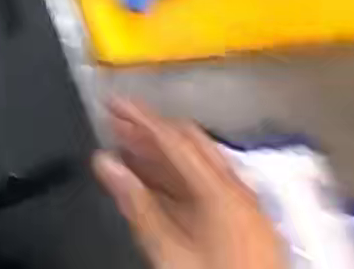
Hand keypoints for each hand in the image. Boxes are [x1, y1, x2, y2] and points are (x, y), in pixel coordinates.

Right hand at [92, 98, 285, 268]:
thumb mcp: (168, 251)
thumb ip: (136, 203)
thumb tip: (105, 162)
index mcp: (223, 193)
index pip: (175, 140)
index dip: (140, 117)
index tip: (112, 103)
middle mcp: (240, 195)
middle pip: (190, 145)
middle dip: (150, 132)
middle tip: (117, 123)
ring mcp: (248, 214)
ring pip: (199, 167)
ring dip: (161, 155)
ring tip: (126, 150)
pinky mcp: (248, 233)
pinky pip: (208, 190)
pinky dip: (177, 179)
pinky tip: (152, 185)